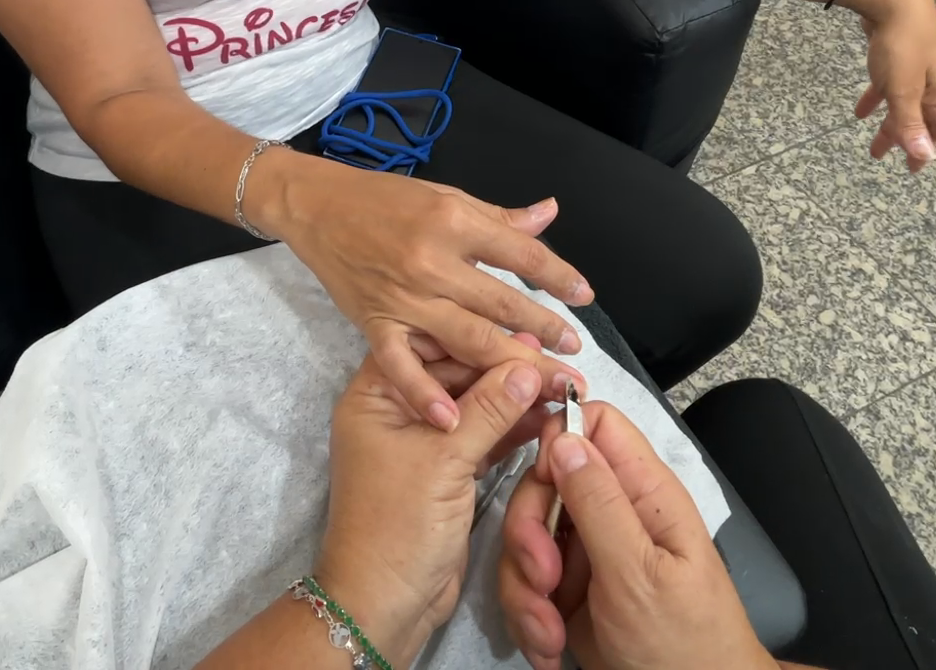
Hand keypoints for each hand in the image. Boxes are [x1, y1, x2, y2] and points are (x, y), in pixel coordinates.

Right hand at [250, 150, 590, 427]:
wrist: (319, 207)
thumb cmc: (384, 198)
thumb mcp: (445, 197)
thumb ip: (497, 217)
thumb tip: (549, 214)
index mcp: (453, 222)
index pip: (520, 254)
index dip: (558, 276)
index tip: (584, 296)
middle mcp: (432, 262)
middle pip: (502, 305)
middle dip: (545, 332)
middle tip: (577, 356)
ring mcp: (403, 297)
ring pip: (467, 338)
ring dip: (512, 364)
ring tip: (547, 383)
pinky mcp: (375, 323)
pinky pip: (401, 365)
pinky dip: (423, 394)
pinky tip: (452, 421)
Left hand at [315, 344, 550, 657]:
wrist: (386, 602)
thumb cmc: (398, 522)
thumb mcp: (443, 460)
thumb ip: (488, 410)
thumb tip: (529, 367)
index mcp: (376, 391)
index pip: (429, 347)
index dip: (475, 338)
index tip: (524, 332)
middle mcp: (396, 406)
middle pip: (455, 374)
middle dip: (502, 369)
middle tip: (554, 360)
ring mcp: (421, 436)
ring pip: (471, 404)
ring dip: (512, 398)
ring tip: (559, 385)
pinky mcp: (443, 465)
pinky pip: (478, 434)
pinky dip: (508, 428)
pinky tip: (543, 416)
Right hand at [498, 402, 775, 669]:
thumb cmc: (684, 647)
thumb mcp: (639, 575)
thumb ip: (598, 502)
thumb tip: (561, 435)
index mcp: (642, 491)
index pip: (593, 422)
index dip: (558, 438)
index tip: (545, 482)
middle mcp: (611, 511)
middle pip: (543, 480)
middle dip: (528, 531)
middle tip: (542, 578)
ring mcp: (586, 550)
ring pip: (526, 533)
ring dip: (524, 585)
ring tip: (547, 633)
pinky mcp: (567, 588)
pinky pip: (525, 578)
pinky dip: (527, 613)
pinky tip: (547, 645)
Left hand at [847, 0, 935, 183]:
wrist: (893, 2)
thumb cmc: (902, 47)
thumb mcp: (903, 90)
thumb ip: (910, 124)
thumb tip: (923, 157)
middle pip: (929, 127)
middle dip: (920, 150)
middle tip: (910, 172)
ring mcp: (917, 76)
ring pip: (905, 112)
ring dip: (892, 131)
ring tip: (876, 152)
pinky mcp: (897, 65)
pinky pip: (888, 93)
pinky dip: (876, 105)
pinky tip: (860, 114)